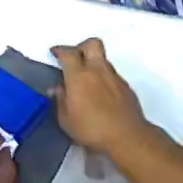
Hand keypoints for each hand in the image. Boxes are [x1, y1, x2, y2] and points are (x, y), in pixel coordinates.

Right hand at [51, 38, 156, 156]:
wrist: (128, 137)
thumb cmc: (91, 129)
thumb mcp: (66, 120)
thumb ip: (60, 100)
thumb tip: (57, 88)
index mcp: (79, 76)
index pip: (68, 53)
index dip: (60, 50)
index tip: (54, 52)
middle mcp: (98, 71)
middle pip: (92, 44)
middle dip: (81, 46)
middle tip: (74, 58)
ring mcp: (115, 78)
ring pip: (103, 60)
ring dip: (93, 64)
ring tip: (86, 81)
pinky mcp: (126, 87)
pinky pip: (112, 75)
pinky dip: (103, 79)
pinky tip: (100, 95)